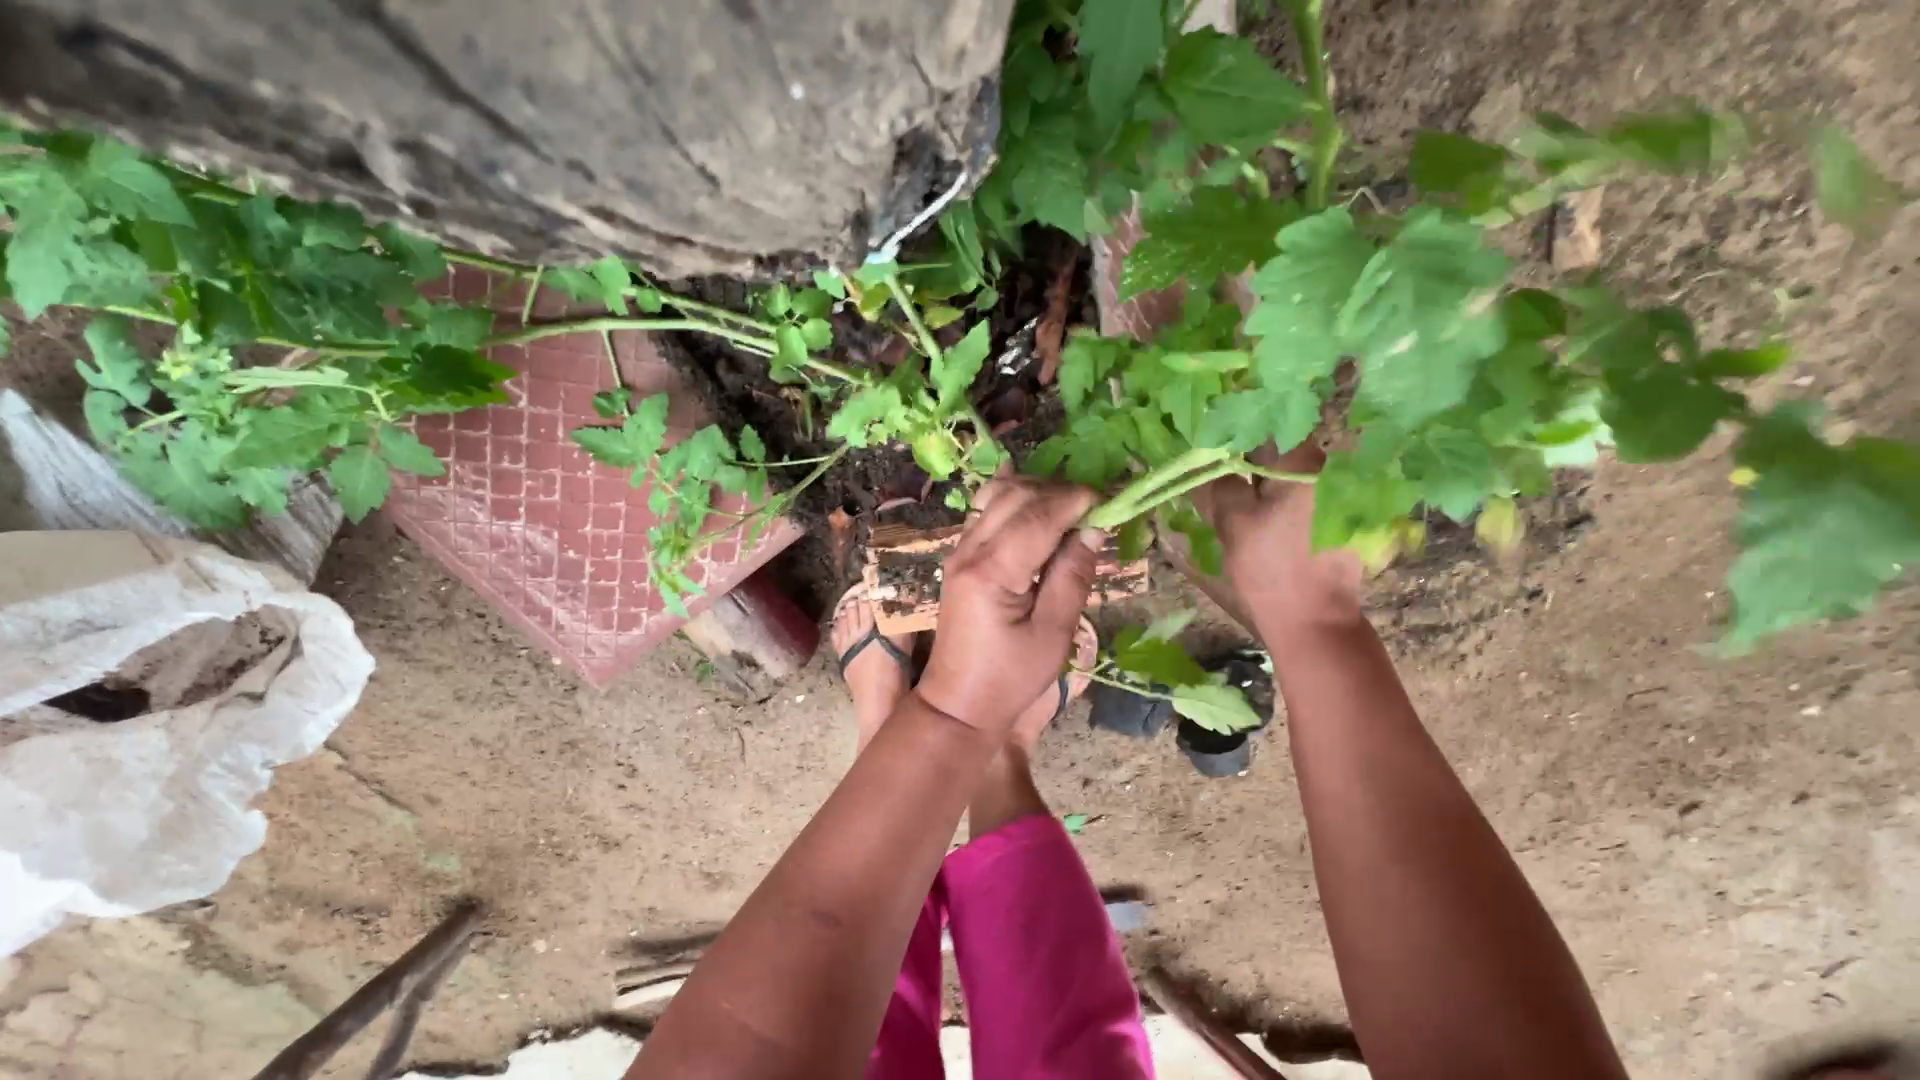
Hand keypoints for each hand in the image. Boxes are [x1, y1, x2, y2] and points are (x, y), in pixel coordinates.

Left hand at [915, 474, 1102, 735]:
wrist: (959, 703)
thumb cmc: (1011, 677)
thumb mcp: (1053, 633)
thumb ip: (1073, 576)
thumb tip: (1094, 529)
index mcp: (993, 572)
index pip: (1039, 515)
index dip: (1077, 501)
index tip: (1111, 501)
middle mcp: (970, 551)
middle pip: (1016, 496)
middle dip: (1059, 492)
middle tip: (1096, 506)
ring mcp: (959, 551)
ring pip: (996, 495)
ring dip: (1036, 491)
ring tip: (1071, 507)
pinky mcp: (960, 557)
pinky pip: (984, 510)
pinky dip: (1012, 498)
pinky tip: (1037, 498)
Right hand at [1192, 440, 1363, 636]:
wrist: (1314, 621)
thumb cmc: (1271, 568)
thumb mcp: (1234, 522)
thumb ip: (1221, 482)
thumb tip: (1213, 460)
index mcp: (1306, 464)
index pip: (1267, 429)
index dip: (1236, 434)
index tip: (1212, 448)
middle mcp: (1331, 471)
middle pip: (1281, 451)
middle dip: (1249, 460)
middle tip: (1218, 478)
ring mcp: (1342, 496)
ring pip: (1291, 476)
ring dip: (1265, 483)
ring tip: (1235, 501)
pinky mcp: (1343, 519)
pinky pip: (1305, 497)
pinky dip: (1282, 502)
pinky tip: (1262, 522)